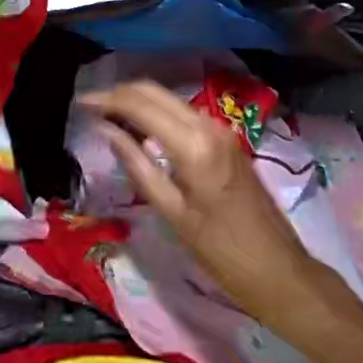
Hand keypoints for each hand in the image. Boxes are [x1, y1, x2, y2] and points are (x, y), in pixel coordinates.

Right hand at [78, 81, 338, 323]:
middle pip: (154, 91)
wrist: (281, 271)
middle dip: (119, 93)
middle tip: (90, 105)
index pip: (140, 104)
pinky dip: (155, 112)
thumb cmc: (222, 251)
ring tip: (107, 116)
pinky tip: (138, 128)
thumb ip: (136, 164)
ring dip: (137, 100)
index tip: (80, 103)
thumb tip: (106, 130)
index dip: (106, 99)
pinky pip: (181, 113)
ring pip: (168, 99)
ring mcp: (221, 131)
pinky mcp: (226, 140)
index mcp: (193, 145)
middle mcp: (208, 127)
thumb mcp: (171, 212)